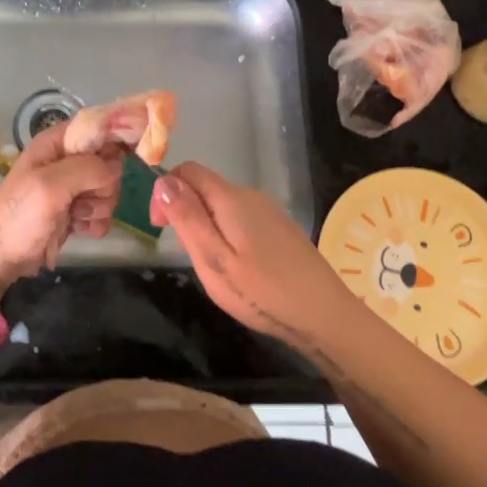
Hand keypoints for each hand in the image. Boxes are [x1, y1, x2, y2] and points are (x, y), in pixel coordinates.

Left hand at [0, 122, 122, 296]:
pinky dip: (95, 222)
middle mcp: (66, 161)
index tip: (114, 162)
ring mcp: (72, 188)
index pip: (94, 127)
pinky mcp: (77, 211)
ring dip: (98, 207)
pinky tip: (78, 228)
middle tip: (81, 198)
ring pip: (108, 189)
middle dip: (102, 184)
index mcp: (55, 143)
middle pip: (107, 163)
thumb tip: (115, 166)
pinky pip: (103, 211)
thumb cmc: (19, 216)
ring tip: (74, 216)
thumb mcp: (50, 186)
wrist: (4, 258)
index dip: (109, 141)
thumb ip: (87, 169)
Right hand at [153, 162, 357, 349]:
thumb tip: (162, 181)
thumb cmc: (263, 293)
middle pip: (205, 188)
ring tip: (215, 269)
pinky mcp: (280, 229)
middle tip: (192, 258)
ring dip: (206, 227)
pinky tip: (240, 270)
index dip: (165, 192)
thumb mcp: (214, 259)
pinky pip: (241, 220)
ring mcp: (269, 212)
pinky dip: (228, 236)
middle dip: (186, 213)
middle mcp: (251, 196)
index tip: (160, 228)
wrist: (325, 316)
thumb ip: (187, 218)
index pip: (188, 171)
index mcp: (231, 199)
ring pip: (223, 206)